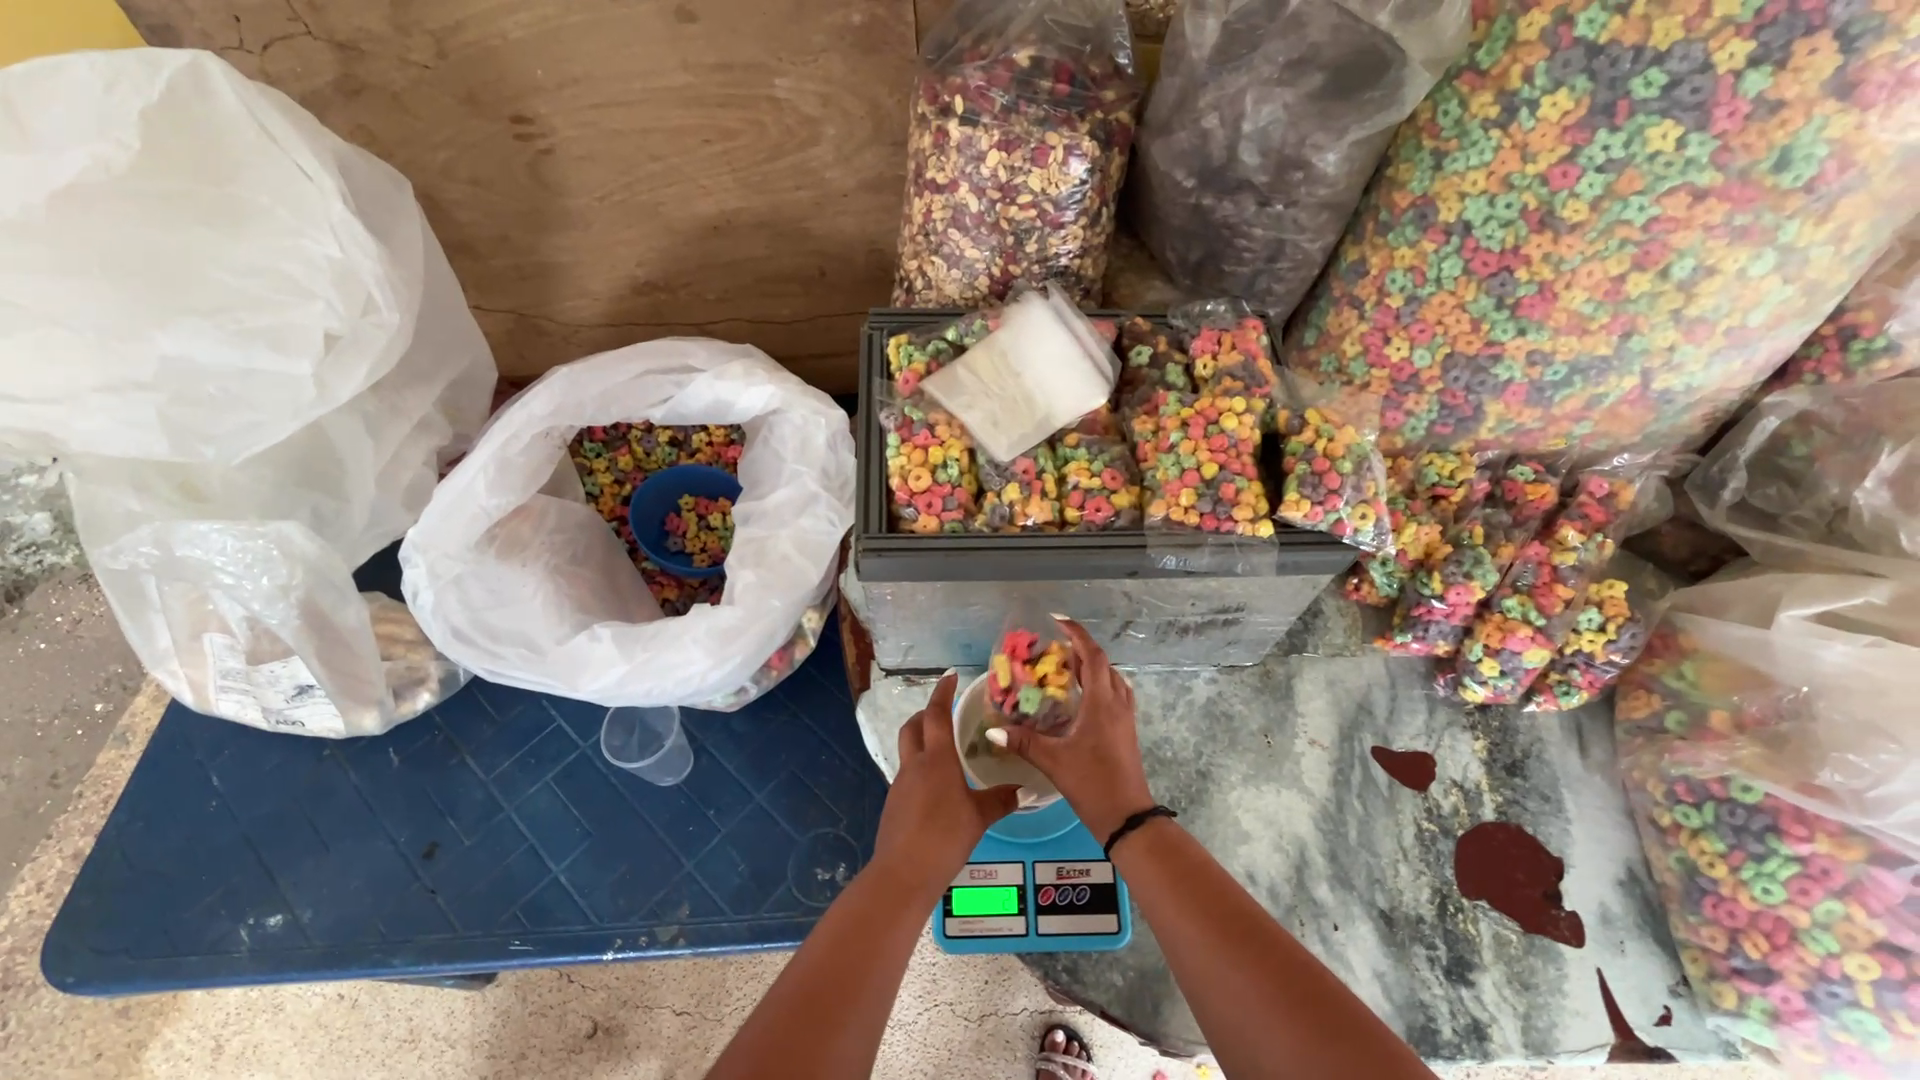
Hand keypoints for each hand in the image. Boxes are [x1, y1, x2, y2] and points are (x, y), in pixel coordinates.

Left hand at [873, 672, 1020, 895]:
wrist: (903, 872)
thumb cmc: (944, 837)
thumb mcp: (979, 818)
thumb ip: (1000, 800)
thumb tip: (1023, 790)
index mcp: (937, 760)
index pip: (936, 715)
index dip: (942, 693)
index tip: (950, 676)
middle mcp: (915, 765)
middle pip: (913, 727)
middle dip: (925, 714)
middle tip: (944, 713)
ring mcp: (900, 784)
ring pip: (909, 751)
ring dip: (923, 742)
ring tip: (946, 752)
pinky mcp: (895, 804)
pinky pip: (908, 775)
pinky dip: (922, 770)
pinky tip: (939, 789)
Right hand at [987, 617, 1156, 841]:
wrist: (1127, 817)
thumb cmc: (1092, 783)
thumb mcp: (1053, 761)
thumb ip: (1023, 742)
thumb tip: (993, 730)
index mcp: (1102, 703)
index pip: (1092, 656)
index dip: (1077, 634)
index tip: (1057, 620)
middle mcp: (1117, 704)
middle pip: (1103, 665)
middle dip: (1081, 651)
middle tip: (1054, 649)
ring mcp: (1125, 719)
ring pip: (1111, 680)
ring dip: (1091, 669)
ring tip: (1065, 670)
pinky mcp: (1125, 732)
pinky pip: (1114, 696)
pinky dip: (1097, 687)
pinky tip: (1079, 701)